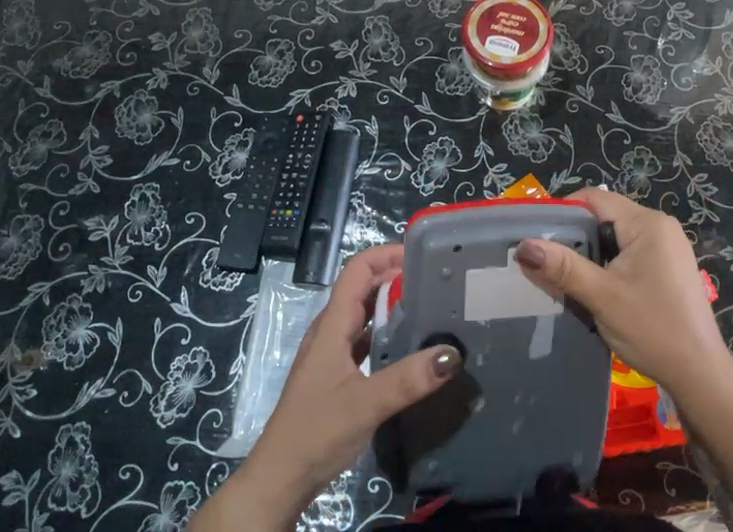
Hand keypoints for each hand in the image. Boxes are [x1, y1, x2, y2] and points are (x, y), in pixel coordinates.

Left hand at [197, 246, 458, 528]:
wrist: (281, 477)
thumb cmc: (316, 431)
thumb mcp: (366, 403)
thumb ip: (408, 379)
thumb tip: (452, 353)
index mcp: (332, 325)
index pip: (358, 270)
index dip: (387, 255)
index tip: (423, 256)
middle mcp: (331, 332)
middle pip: (363, 289)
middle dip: (397, 277)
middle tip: (438, 281)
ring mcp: (333, 354)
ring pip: (365, 315)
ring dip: (394, 306)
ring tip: (432, 308)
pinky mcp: (338, 376)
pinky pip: (366, 341)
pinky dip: (388, 335)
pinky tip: (411, 348)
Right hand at [515, 187, 729, 392]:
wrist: (699, 374)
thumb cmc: (652, 329)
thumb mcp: (601, 296)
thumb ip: (562, 267)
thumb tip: (523, 245)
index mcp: (647, 223)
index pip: (594, 199)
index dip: (562, 212)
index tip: (537, 237)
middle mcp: (661, 227)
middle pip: (605, 217)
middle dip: (575, 237)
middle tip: (547, 262)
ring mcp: (668, 248)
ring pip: (616, 238)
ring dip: (591, 255)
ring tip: (566, 278)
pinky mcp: (669, 269)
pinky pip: (630, 254)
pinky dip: (609, 266)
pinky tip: (596, 289)